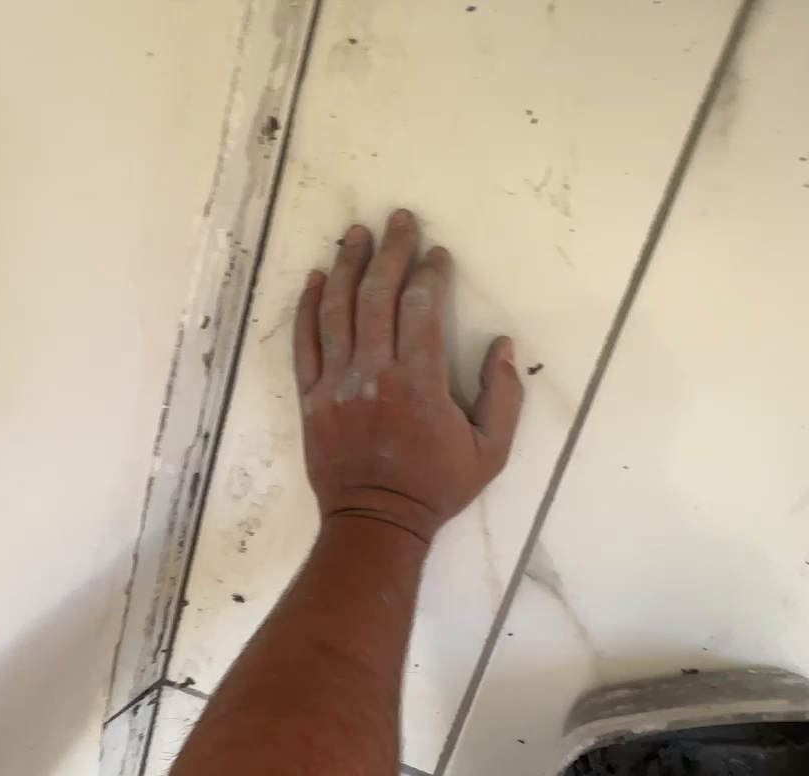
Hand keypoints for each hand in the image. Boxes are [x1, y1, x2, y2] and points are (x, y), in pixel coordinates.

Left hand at [293, 209, 522, 543]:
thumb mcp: (491, 452)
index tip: (438, 255)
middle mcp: (374, 374)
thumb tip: (504, 345)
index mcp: (419, 384)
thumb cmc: (436, 488)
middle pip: (377, 296)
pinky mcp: (311, 398)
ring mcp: (335, 384)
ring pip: (336, 310)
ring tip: (355, 234)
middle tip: (398, 220)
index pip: (422, 308)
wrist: (376, 522)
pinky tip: (313, 278)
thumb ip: (503, 397)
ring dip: (345, 266)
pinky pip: (304, 343)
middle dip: (390, 252)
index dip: (431, 273)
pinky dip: (306, 307)